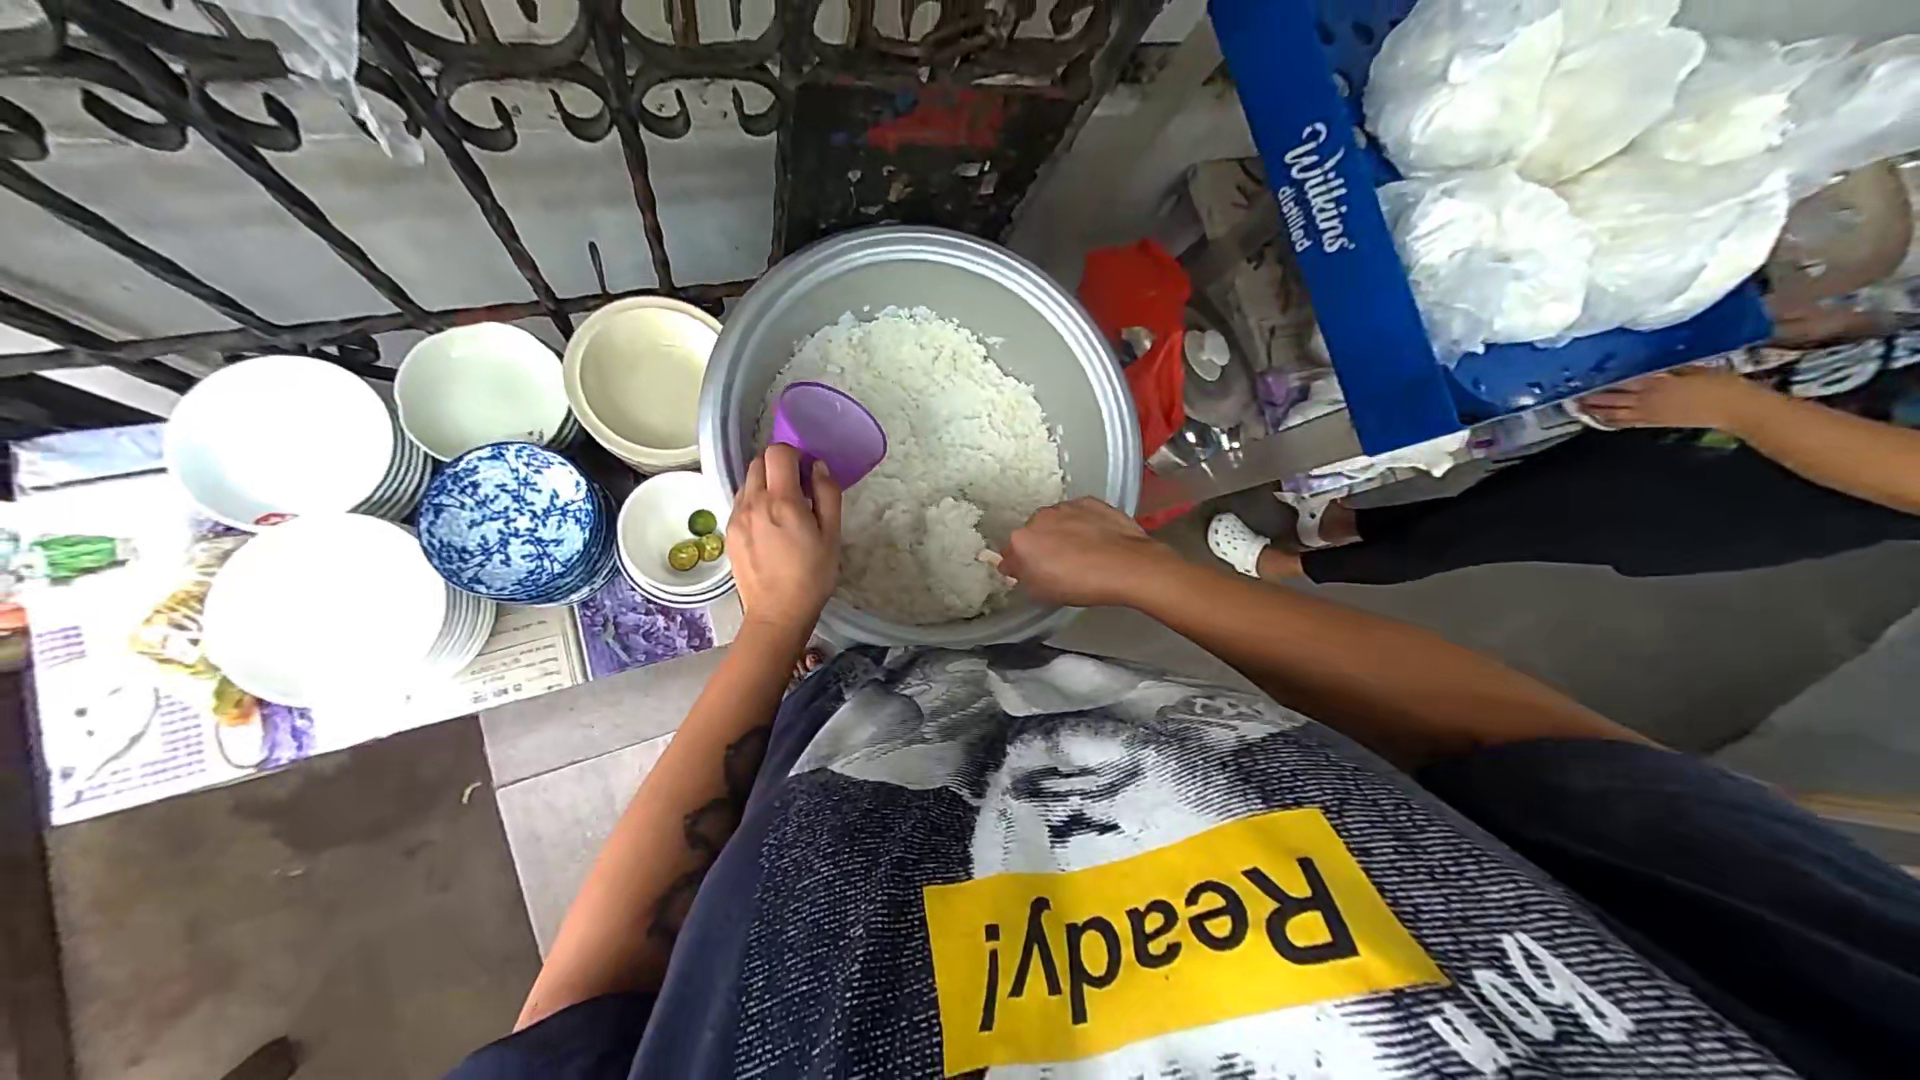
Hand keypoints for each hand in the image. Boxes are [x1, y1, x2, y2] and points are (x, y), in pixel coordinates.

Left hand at [729, 443, 840, 634]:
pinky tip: (770, 526)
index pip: (778, 452)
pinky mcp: (729, 532)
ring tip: (784, 510)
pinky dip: (756, 502)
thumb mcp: (832, 534)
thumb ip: (827, 494)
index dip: (795, 454)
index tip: (808, 473)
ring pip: (748, 482)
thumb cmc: (812, 575)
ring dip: (766, 484)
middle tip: (798, 489)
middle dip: (779, 466)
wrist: (778, 612)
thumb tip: (817, 466)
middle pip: (759, 462)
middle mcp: (753, 503)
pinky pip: (741, 502)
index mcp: (781, 501)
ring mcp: (737, 517)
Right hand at [998, 497, 1176, 608]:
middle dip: (1042, 546)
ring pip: (1056, 521)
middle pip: (1033, 534)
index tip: (1030, 574)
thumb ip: (1023, 576)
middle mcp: (1039, 518)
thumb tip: (1016, 567)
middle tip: (1059, 566)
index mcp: (1021, 541)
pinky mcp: (1090, 502)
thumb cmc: (1082, 584)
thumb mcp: (1042, 592)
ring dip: (1062, 533)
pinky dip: (1083, 524)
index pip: (1010, 554)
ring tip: (1082, 554)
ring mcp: (1066, 507)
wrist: (1127, 565)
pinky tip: (1097, 541)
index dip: (1019, 566)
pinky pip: (1079, 513)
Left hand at [1579, 368, 1768, 430]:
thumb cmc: (1720, 384)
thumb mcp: (1694, 368)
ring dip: (1592, 409)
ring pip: (1611, 412)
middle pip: (1609, 398)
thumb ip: (1669, 367)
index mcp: (1656, 383)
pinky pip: (1622, 422)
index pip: (1621, 380)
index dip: (1602, 379)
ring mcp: (1646, 413)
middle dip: (1589, 396)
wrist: (1736, 408)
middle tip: (1570, 393)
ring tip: (1575, 405)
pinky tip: (1596, 417)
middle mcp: (1645, 399)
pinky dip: (1606, 420)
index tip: (1585, 375)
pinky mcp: (1651, 423)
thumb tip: (1650, 362)